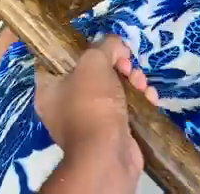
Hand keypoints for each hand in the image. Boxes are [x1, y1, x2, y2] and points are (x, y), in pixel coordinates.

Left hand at [35, 35, 158, 191]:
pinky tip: (149, 96)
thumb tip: (118, 47)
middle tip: (127, 65)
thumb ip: (106, 45)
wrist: (107, 155)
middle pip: (93, 71)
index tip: (102, 43)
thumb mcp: (94, 61)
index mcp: (50, 89)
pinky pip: (125, 107)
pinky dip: (139, 99)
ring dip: (132, 80)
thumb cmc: (91, 103)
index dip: (83, 47)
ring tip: (141, 82)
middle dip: (117, 65)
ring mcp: (90, 121)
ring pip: (113, 88)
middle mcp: (66, 105)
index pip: (61, 59)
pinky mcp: (111, 133)